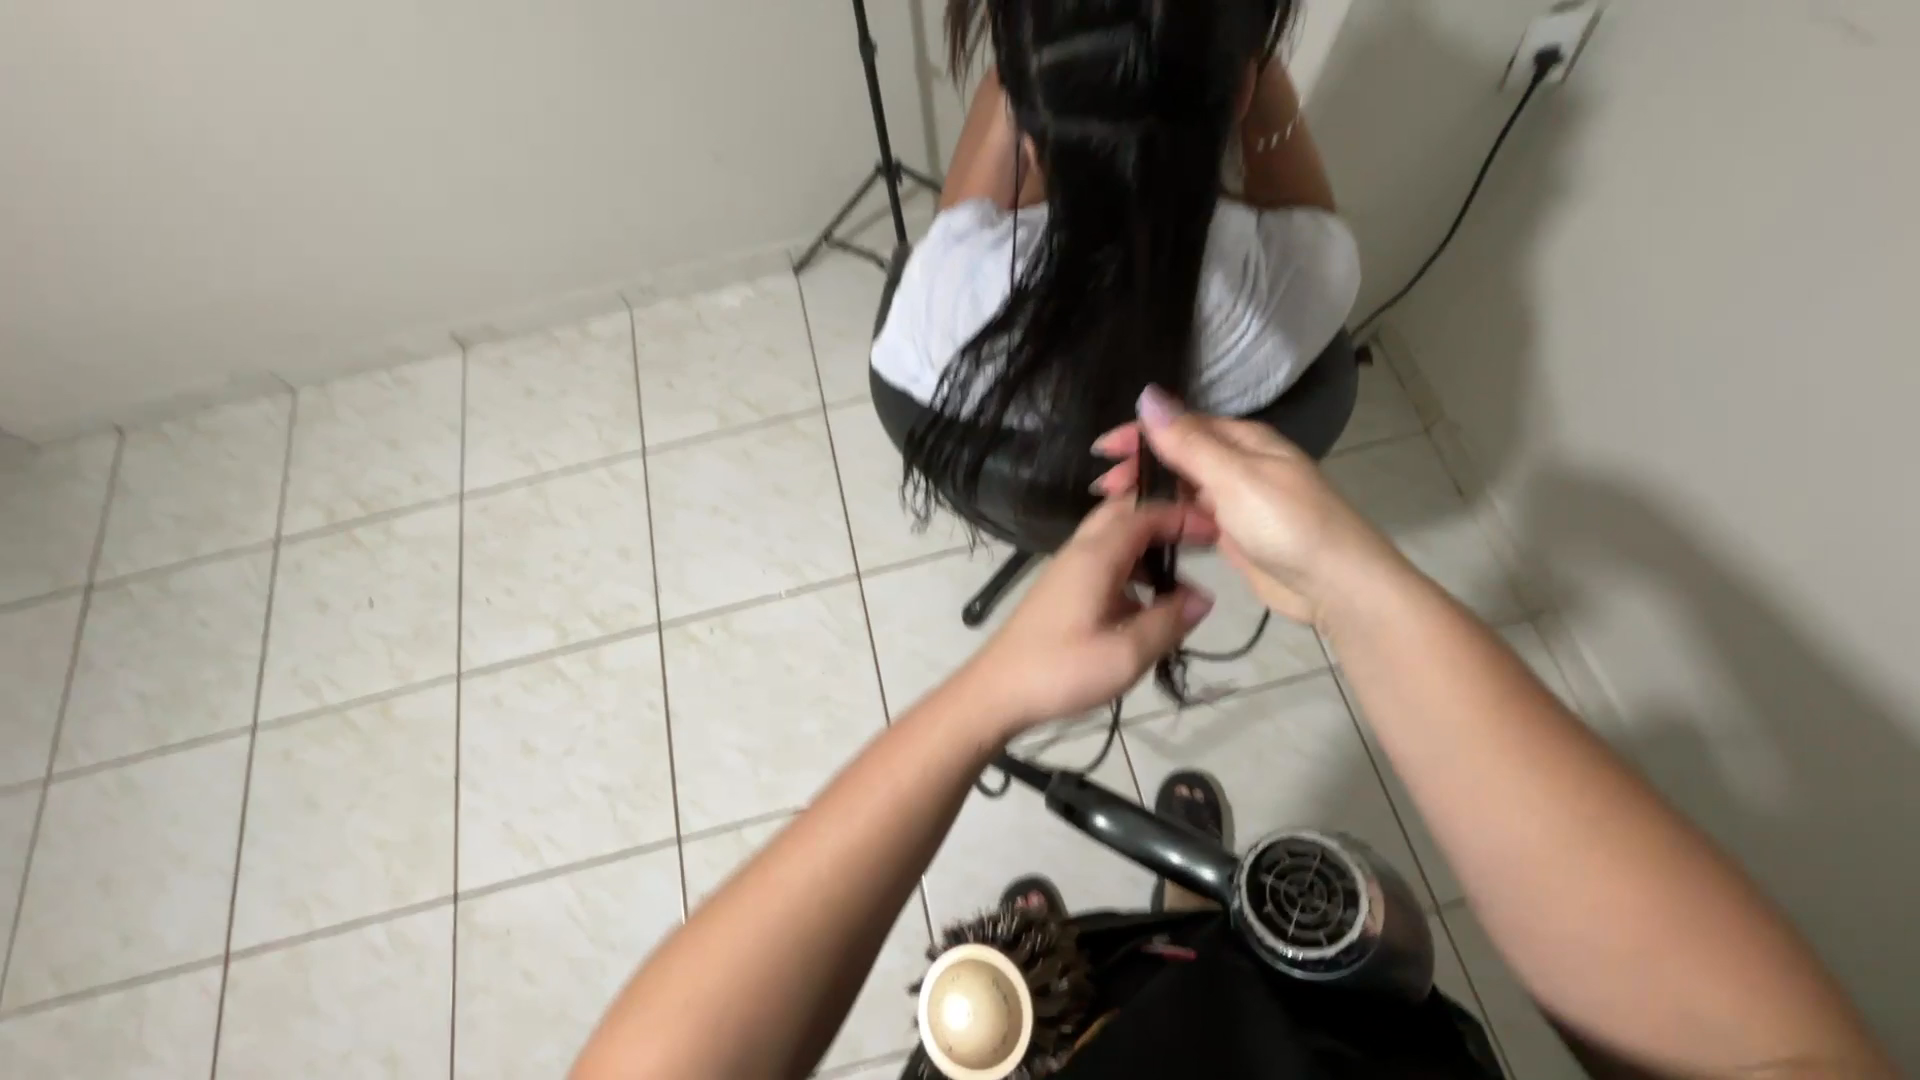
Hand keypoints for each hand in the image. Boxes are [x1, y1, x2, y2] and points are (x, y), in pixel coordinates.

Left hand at [956, 499, 1217, 735]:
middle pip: (1123, 514)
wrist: (996, 692)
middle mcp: (1078, 552)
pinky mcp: (1059, 591)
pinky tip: (1145, 605)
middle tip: (1199, 543)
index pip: (1145, 514)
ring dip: (1146, 548)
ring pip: (1111, 539)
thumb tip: (1203, 598)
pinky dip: (1129, 570)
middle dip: (1163, 520)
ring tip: (1179, 580)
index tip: (1217, 532)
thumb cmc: (1060, 671)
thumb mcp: (1126, 654)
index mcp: (1095, 557)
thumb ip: (1168, 622)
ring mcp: (1065, 571)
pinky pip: (1101, 563)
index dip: (1183, 516)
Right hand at [1091, 386, 1402, 627]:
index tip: (1102, 450)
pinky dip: (1167, 516)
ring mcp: (1236, 499)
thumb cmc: (1288, 524)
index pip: (1181, 425)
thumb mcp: (1235, 477)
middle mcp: (1238, 463)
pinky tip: (1146, 527)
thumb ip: (1188, 441)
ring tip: (1115, 507)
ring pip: (1183, 486)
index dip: (1139, 433)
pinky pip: (1192, 515)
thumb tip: (1148, 395)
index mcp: (1243, 440)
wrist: (1334, 584)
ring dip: (1150, 491)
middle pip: (1179, 454)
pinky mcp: (1234, 532)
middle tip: (1104, 488)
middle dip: (1140, 465)